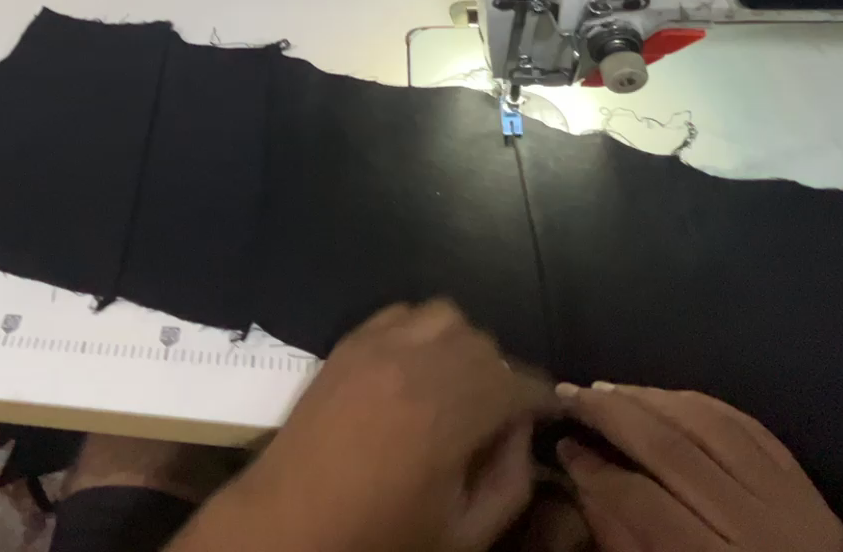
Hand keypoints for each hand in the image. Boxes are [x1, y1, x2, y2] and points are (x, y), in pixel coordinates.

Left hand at [169, 300, 559, 551]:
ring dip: (462, 344)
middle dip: (503, 374)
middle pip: (483, 343)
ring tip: (458, 383)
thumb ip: (510, 479)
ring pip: (444, 316)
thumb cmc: (381, 534)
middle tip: (500, 411)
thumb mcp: (465, 533)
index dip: (542, 395)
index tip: (550, 411)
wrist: (292, 520)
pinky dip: (421, 330)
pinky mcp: (348, 342)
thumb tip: (521, 430)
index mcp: (447, 412)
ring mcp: (375, 345)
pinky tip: (417, 365)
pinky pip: (400, 313)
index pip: (517, 381)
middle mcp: (413, 363)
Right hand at [554, 382, 842, 551]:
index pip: (643, 501)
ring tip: (607, 389)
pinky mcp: (812, 493)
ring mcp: (795, 507)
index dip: (594, 469)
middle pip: (672, 450)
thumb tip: (582, 478)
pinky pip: (751, 427)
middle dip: (611, 414)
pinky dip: (701, 403)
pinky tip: (664, 397)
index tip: (560, 445)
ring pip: (710, 424)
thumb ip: (624, 541)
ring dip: (650, 397)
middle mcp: (762, 531)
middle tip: (568, 394)